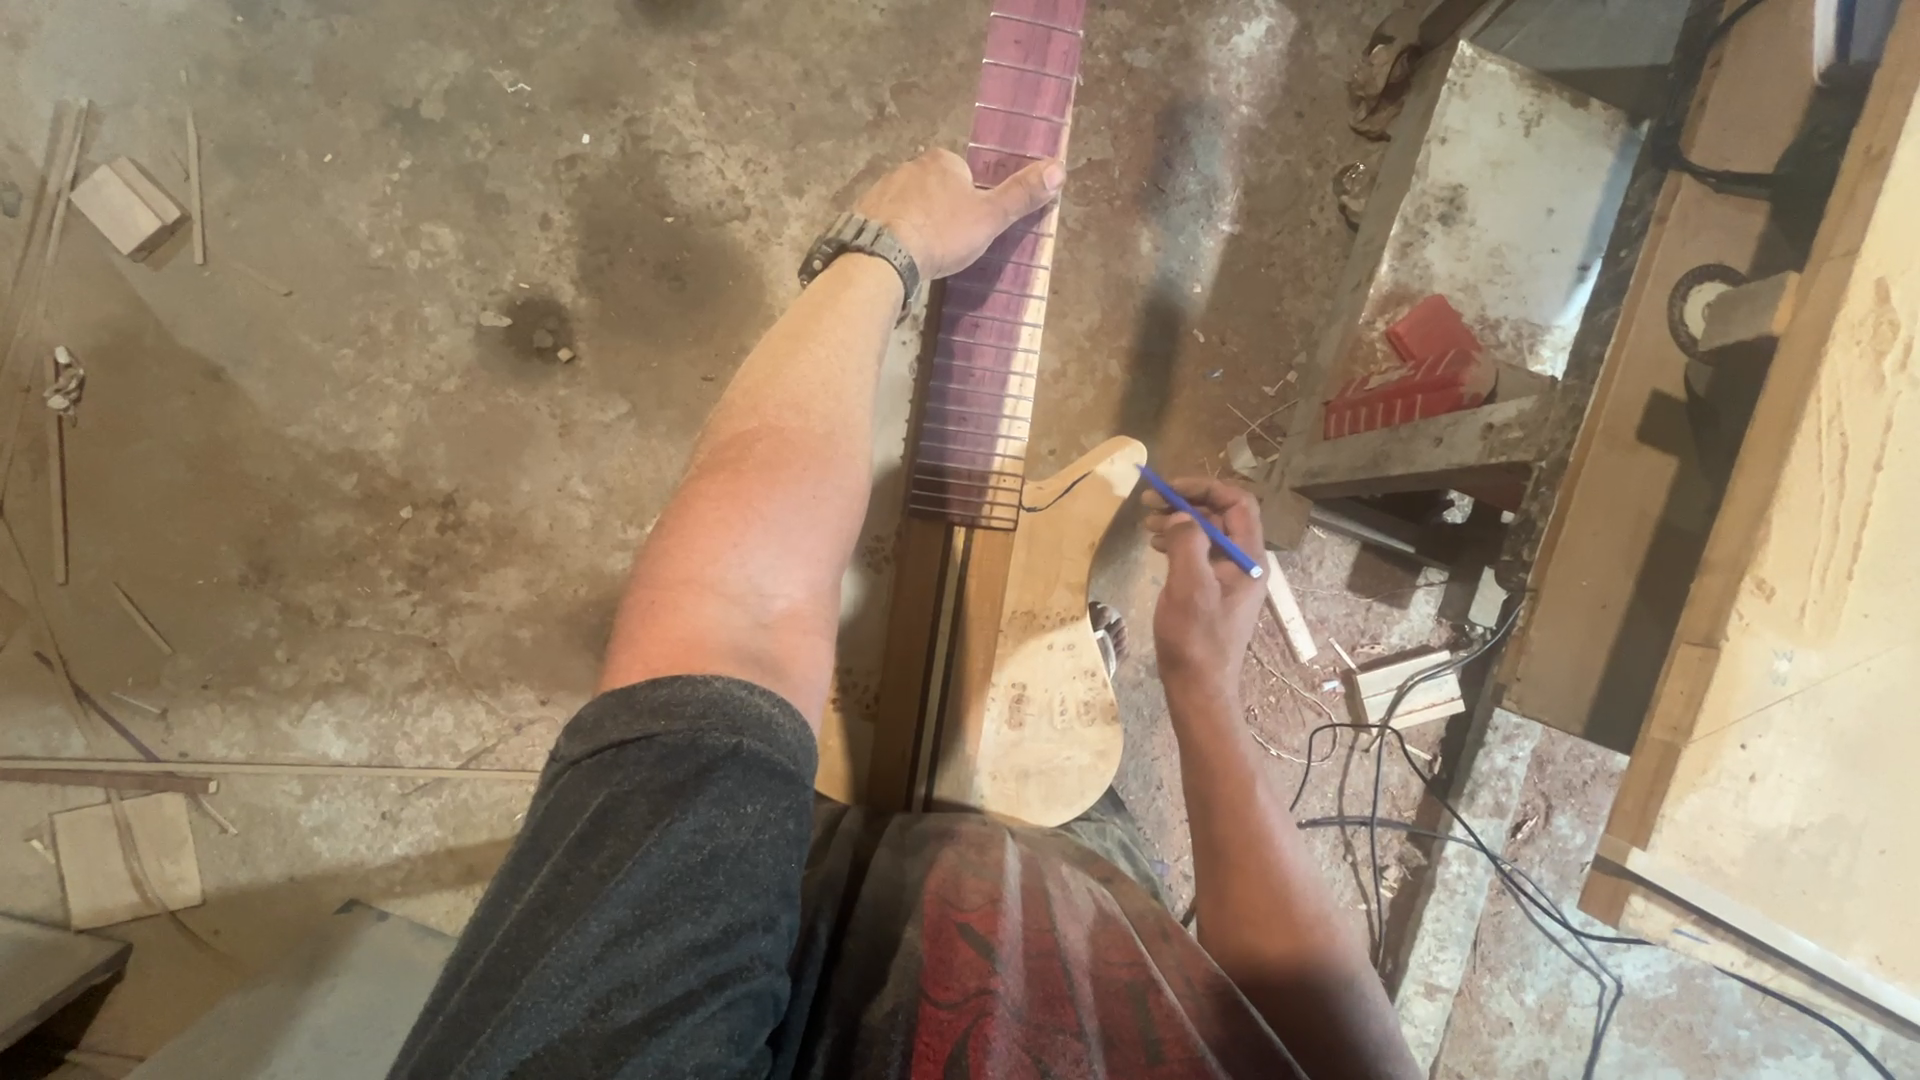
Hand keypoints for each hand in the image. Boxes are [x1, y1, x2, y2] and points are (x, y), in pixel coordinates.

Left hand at [854, 149, 1065, 279]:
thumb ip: (1020, 195)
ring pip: (907, 204)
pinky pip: (884, 221)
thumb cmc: (942, 234)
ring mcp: (882, 187)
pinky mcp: (862, 211)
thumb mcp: (989, 218)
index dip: (969, 202)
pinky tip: (897, 256)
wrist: (884, 256)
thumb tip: (1059, 168)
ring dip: (915, 223)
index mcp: (943, 161)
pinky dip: (892, 235)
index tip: (967, 229)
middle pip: (934, 187)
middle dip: (940, 211)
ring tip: (920, 254)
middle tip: (945, 245)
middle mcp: (910, 165)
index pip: (963, 175)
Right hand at [1143, 478, 1267, 697]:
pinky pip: (1199, 553)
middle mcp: (1245, 564)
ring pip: (1208, 534)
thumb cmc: (1195, 640)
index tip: (1169, 488)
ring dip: (1179, 521)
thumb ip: (1186, 544)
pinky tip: (1157, 546)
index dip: (1205, 488)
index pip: (1238, 503)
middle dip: (1187, 503)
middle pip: (1222, 516)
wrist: (1198, 687)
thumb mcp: (1188, 587)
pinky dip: (1178, 542)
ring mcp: (1230, 578)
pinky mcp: (1213, 591)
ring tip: (1146, 522)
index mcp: (1249, 559)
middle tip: (1149, 502)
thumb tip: (1179, 516)